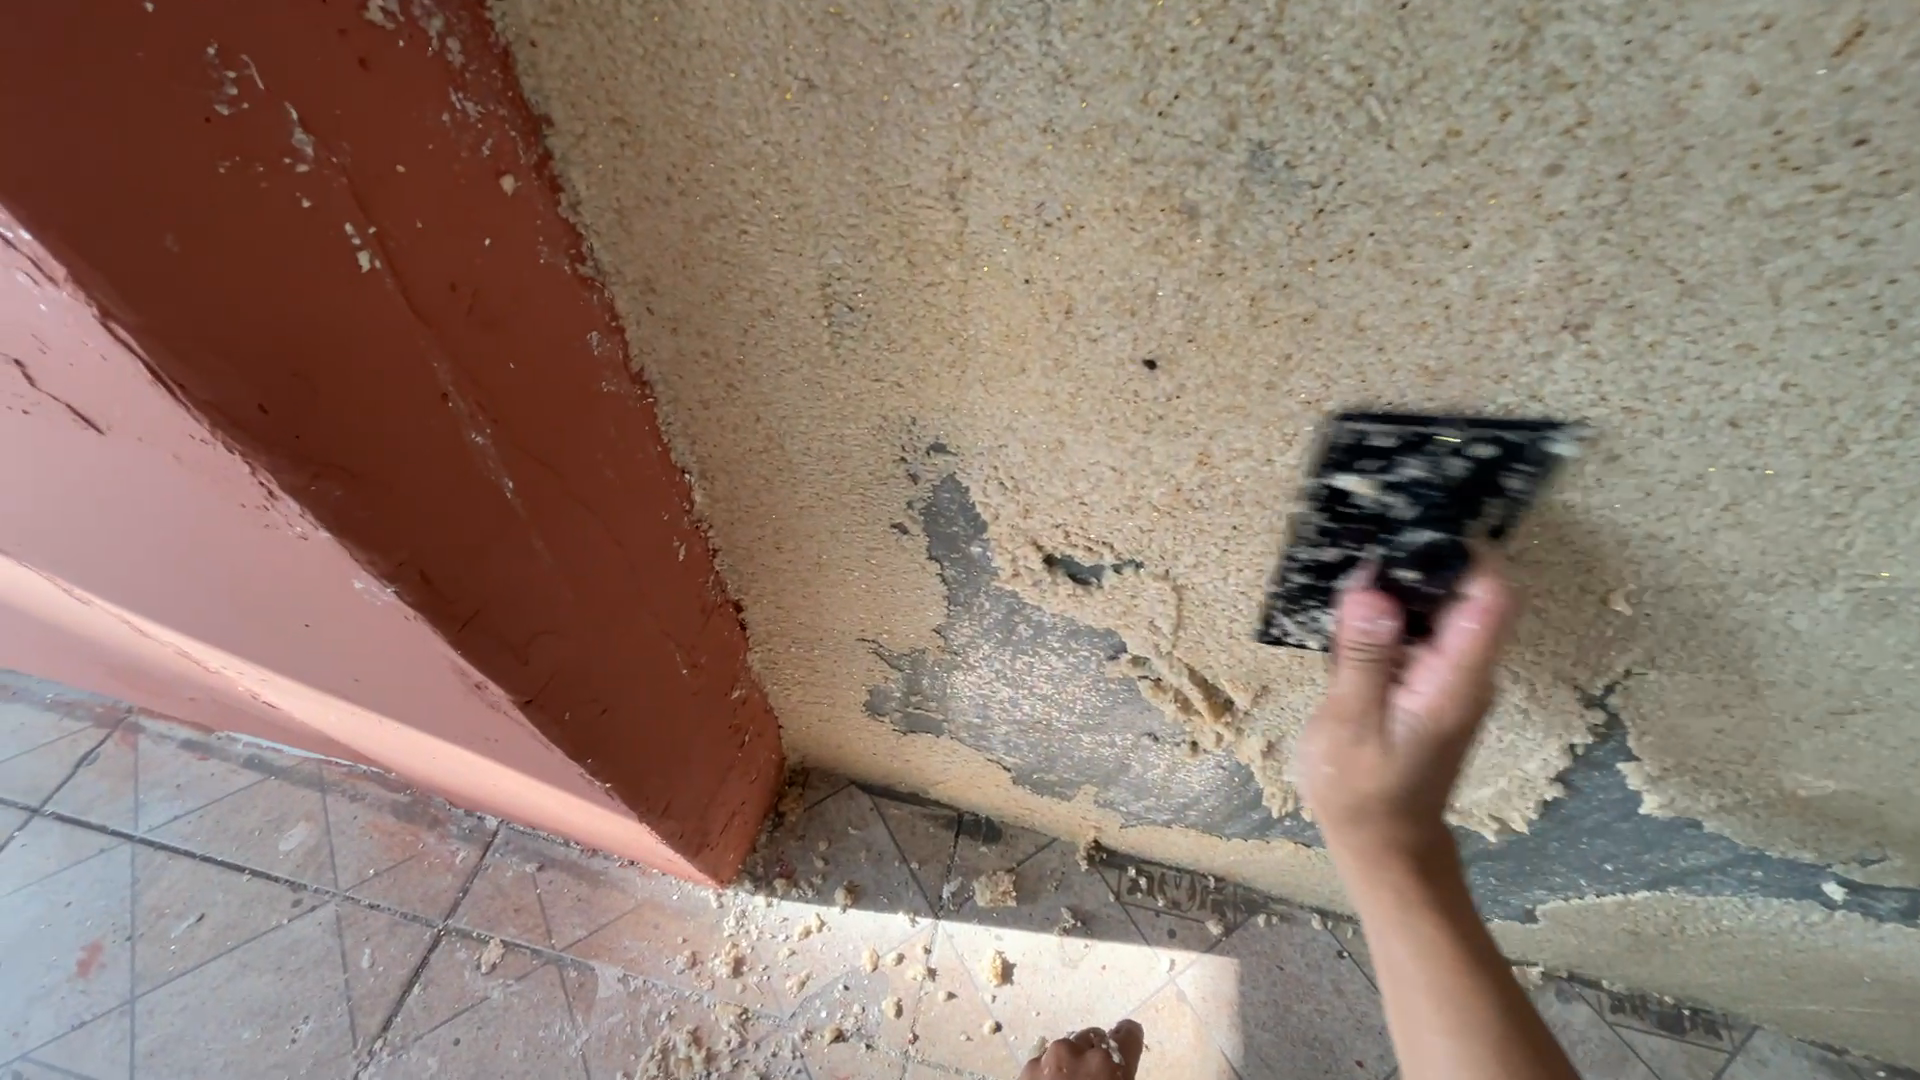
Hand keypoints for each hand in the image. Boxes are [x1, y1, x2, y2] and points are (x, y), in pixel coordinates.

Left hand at [1017, 1021, 1143, 1079]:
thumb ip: (1121, 1075)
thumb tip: (1119, 1068)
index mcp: (1108, 1066)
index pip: (1128, 1035)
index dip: (1129, 1037)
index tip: (1128, 1035)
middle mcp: (1077, 1052)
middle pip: (1093, 1038)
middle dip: (1096, 1052)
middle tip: (1095, 1074)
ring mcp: (1048, 1059)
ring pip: (1066, 1047)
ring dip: (1071, 1060)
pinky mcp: (1026, 1069)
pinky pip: (1044, 1062)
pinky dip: (1049, 1071)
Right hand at [1293, 557, 1517, 858]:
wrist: (1383, 843)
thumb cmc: (1363, 791)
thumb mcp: (1351, 725)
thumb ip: (1363, 657)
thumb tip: (1373, 591)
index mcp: (1455, 681)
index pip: (1491, 599)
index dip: (1468, 553)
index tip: (1416, 525)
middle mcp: (1465, 672)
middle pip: (1470, 595)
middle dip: (1426, 558)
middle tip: (1368, 532)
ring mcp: (1447, 678)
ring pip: (1442, 610)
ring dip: (1404, 582)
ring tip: (1353, 558)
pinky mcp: (1425, 683)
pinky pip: (1419, 632)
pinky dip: (1390, 611)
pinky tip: (1350, 603)